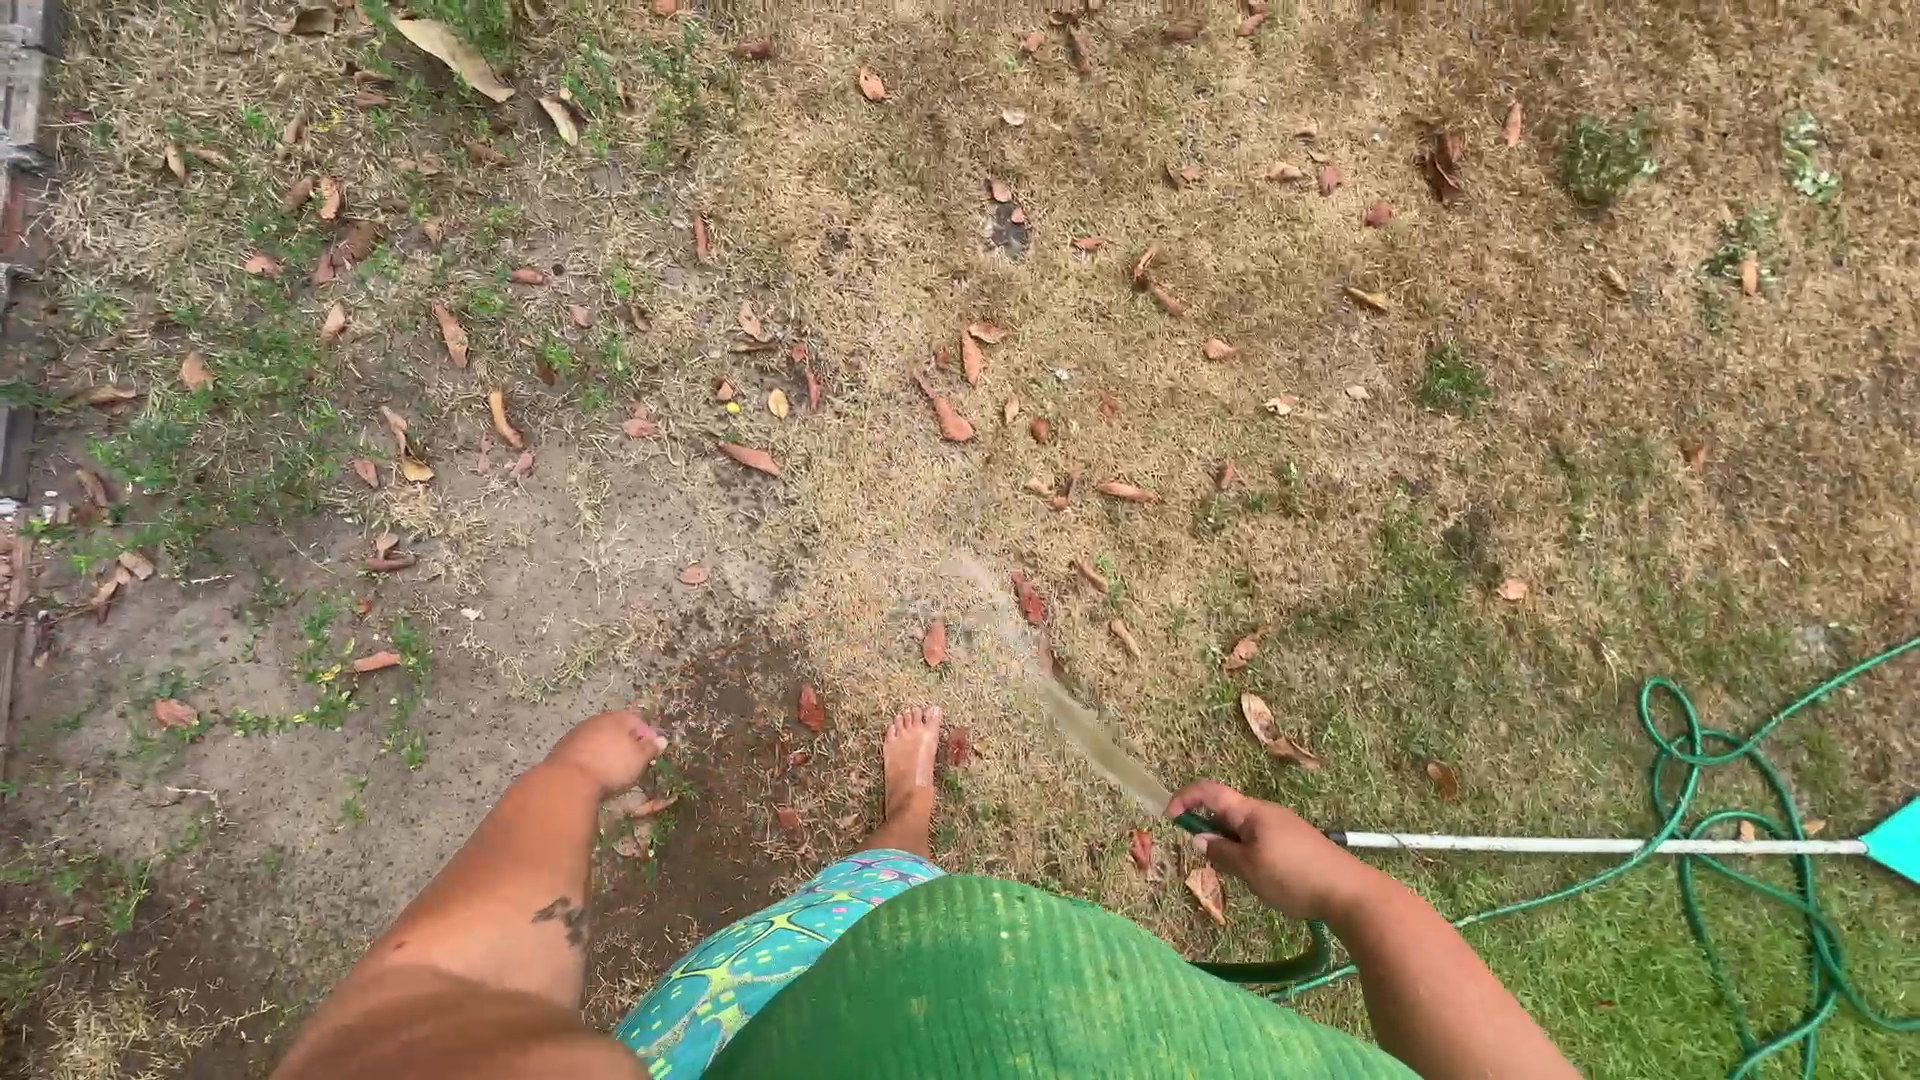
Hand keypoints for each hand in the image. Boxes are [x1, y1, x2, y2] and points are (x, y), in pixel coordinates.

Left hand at [543, 710, 668, 799]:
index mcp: (619, 718)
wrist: (566, 781)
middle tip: (631, 763)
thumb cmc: (611, 767)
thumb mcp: (639, 759)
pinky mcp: (562, 748)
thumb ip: (650, 748)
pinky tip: (592, 774)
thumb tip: (661, 740)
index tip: (650, 756)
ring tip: (610, 771)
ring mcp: (578, 733)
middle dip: (625, 745)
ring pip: (599, 740)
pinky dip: (590, 759)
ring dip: (606, 752)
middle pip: (617, 730)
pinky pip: (584, 751)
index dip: (647, 739)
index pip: (639, 724)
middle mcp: (598, 720)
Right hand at [1166, 779, 1385, 921]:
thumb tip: (1199, 838)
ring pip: (1243, 828)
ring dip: (1230, 845)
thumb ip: (1220, 852)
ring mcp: (1283, 826)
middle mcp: (1265, 811)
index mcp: (1250, 810)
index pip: (1208, 790)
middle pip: (1226, 810)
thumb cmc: (1294, 877)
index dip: (1184, 798)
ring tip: (1241, 877)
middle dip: (1209, 830)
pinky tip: (1263, 880)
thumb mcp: (1249, 869)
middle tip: (1208, 860)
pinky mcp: (1297, 843)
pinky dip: (1248, 853)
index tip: (1168, 818)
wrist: (1352, 894)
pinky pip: (1260, 839)